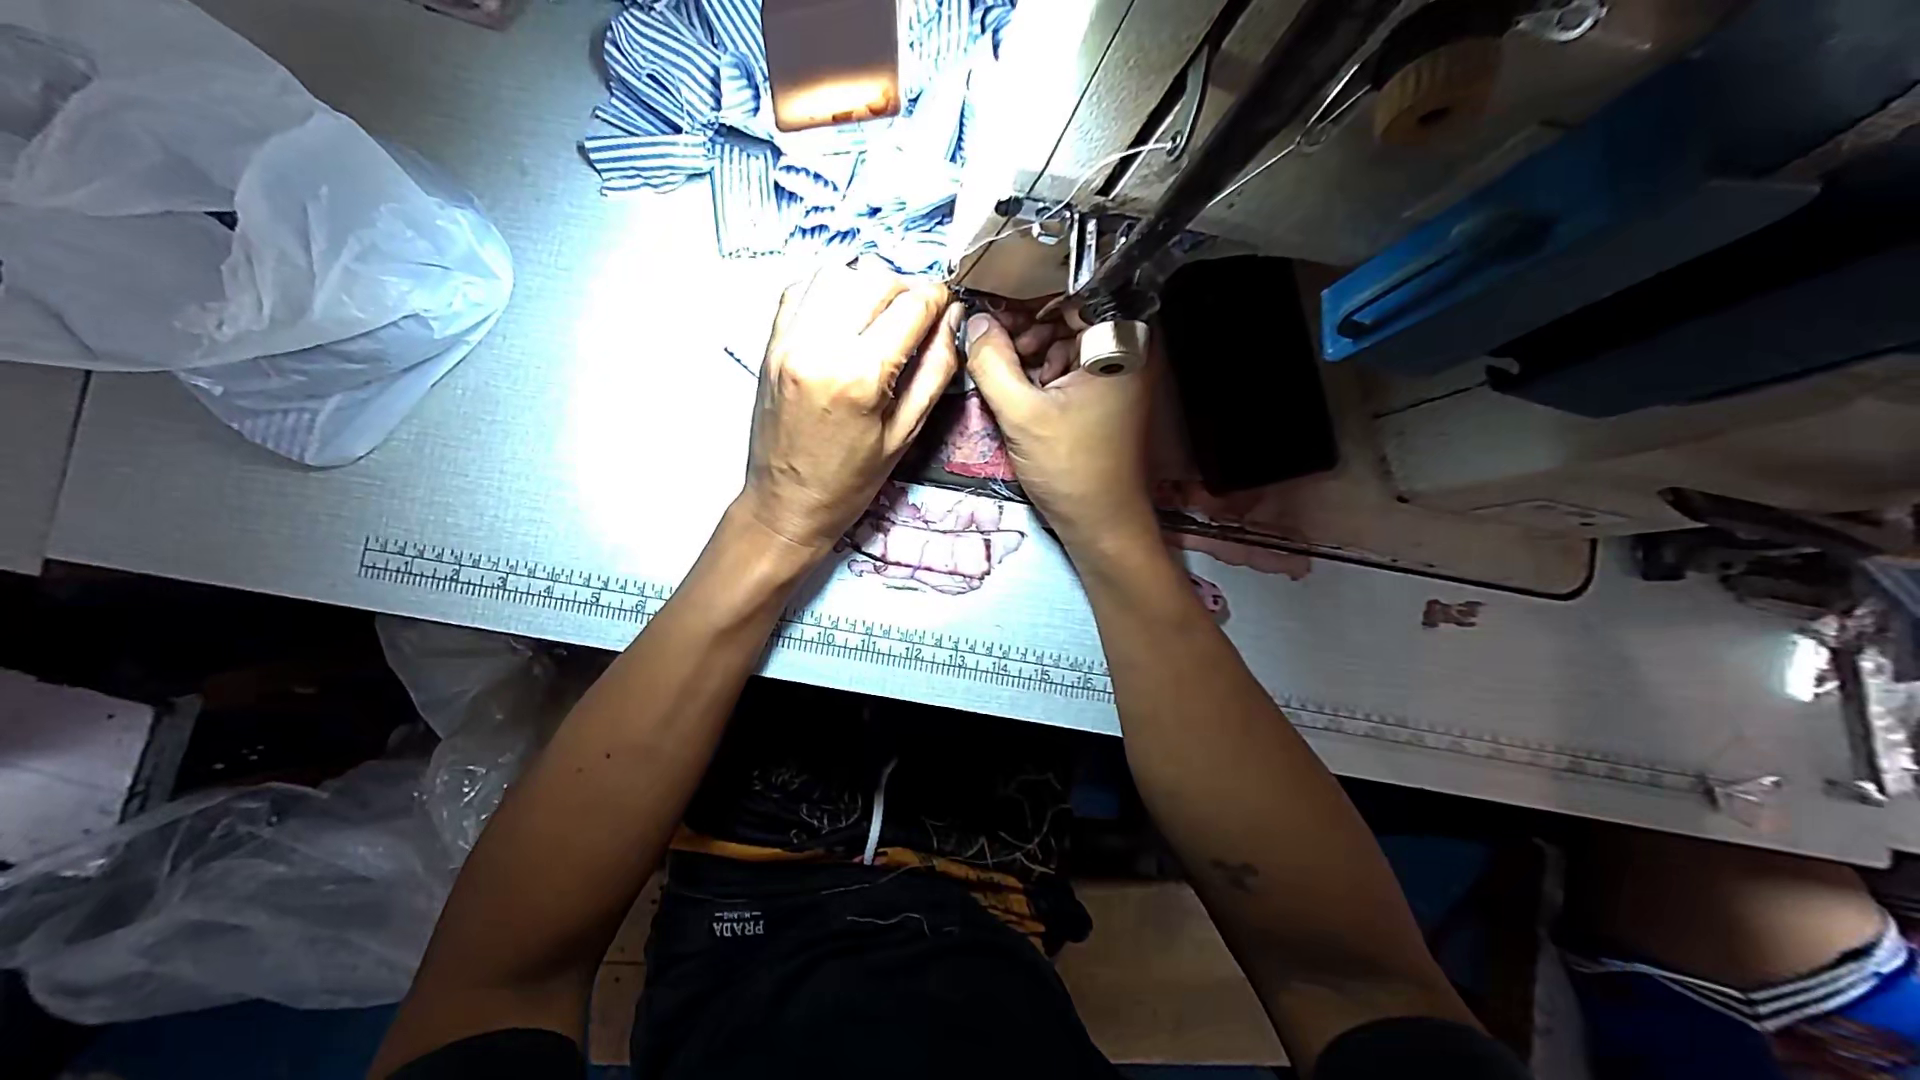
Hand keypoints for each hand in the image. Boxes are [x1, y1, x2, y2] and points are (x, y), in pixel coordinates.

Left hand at [738, 267, 961, 555]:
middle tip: (918, 314)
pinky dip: (832, 288)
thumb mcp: (906, 433)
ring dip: (869, 282)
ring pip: (838, 271)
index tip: (949, 306)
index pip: (911, 305)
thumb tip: (954, 320)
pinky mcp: (771, 342)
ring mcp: (788, 340)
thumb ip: (936, 370)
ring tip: (882, 313)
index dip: (939, 298)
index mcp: (860, 376)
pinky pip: (803, 286)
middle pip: (875, 276)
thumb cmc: (849, 481)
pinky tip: (847, 314)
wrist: (785, 504)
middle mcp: (819, 346)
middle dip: (906, 287)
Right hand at [963, 311, 1155, 544]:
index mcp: (1120, 345)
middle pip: (1069, 315)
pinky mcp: (1105, 395)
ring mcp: (1117, 373)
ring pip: (1065, 341)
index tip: (990, 306)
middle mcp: (1127, 350)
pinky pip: (1069, 366)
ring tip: (1002, 370)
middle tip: (991, 344)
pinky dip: (1042, 371)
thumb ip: (991, 363)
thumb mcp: (1021, 414)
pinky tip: (1020, 388)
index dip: (1028, 296)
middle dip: (1026, 326)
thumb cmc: (1070, 469)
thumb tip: (972, 321)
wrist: (1102, 523)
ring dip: (1030, 351)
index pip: (1072, 293)